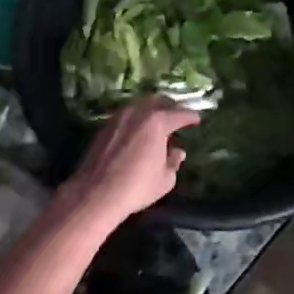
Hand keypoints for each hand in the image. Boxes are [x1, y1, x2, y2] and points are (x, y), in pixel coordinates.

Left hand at [65, 97, 200, 224]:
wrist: (96, 192)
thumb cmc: (137, 187)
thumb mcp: (165, 179)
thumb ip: (174, 161)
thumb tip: (177, 151)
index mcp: (157, 122)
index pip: (179, 113)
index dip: (191, 116)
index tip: (197, 118)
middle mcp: (138, 112)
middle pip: (158, 100)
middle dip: (170, 106)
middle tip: (178, 115)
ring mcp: (119, 117)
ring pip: (139, 104)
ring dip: (151, 109)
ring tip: (159, 120)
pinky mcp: (105, 126)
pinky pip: (126, 114)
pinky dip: (136, 117)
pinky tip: (139, 129)